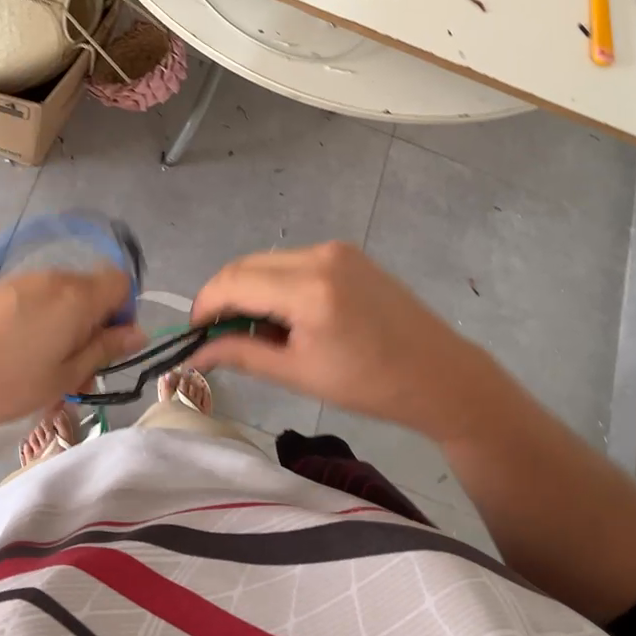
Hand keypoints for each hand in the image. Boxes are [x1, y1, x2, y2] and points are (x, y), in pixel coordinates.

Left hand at [0, 268, 144, 436]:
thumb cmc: (3, 380)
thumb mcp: (62, 376)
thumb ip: (103, 350)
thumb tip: (138, 332)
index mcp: (77, 295)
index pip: (121, 281)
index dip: (123, 313)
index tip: (106, 348)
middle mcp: (53, 278)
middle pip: (91, 290)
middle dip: (92, 326)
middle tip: (74, 372)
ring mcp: (21, 281)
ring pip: (61, 298)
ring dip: (64, 328)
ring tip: (41, 372)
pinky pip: (34, 302)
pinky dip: (37, 325)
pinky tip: (13, 359)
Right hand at [188, 243, 504, 442]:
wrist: (441, 376)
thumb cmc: (370, 386)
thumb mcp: (298, 374)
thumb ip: (241, 353)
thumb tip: (195, 352)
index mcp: (309, 288)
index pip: (233, 282)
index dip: (205, 305)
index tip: (194, 335)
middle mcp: (319, 255)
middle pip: (245, 265)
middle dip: (223, 298)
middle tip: (217, 336)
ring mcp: (335, 249)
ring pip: (266, 261)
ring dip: (248, 290)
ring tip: (254, 330)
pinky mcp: (346, 252)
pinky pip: (291, 261)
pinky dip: (274, 283)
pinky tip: (283, 315)